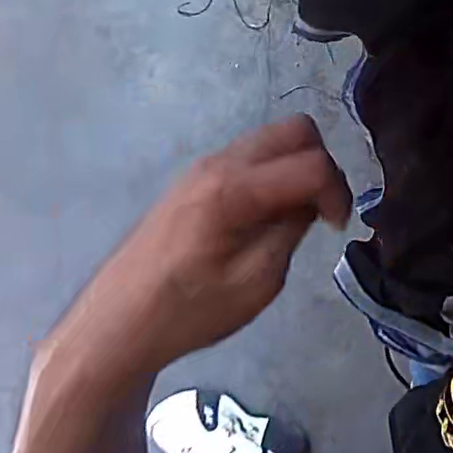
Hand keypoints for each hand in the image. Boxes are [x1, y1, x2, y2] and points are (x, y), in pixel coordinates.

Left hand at [34, 115, 351, 385]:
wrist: (114, 323)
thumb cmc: (187, 312)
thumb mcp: (256, 283)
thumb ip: (292, 230)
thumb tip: (311, 201)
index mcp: (235, 188)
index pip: (312, 163)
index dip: (338, 191)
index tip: (336, 227)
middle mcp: (221, 161)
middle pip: (297, 129)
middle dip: (321, 165)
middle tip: (319, 210)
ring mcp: (205, 163)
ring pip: (273, 137)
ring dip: (296, 165)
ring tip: (291, 214)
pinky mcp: (196, 175)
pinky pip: (251, 153)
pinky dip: (273, 170)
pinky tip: (262, 213)